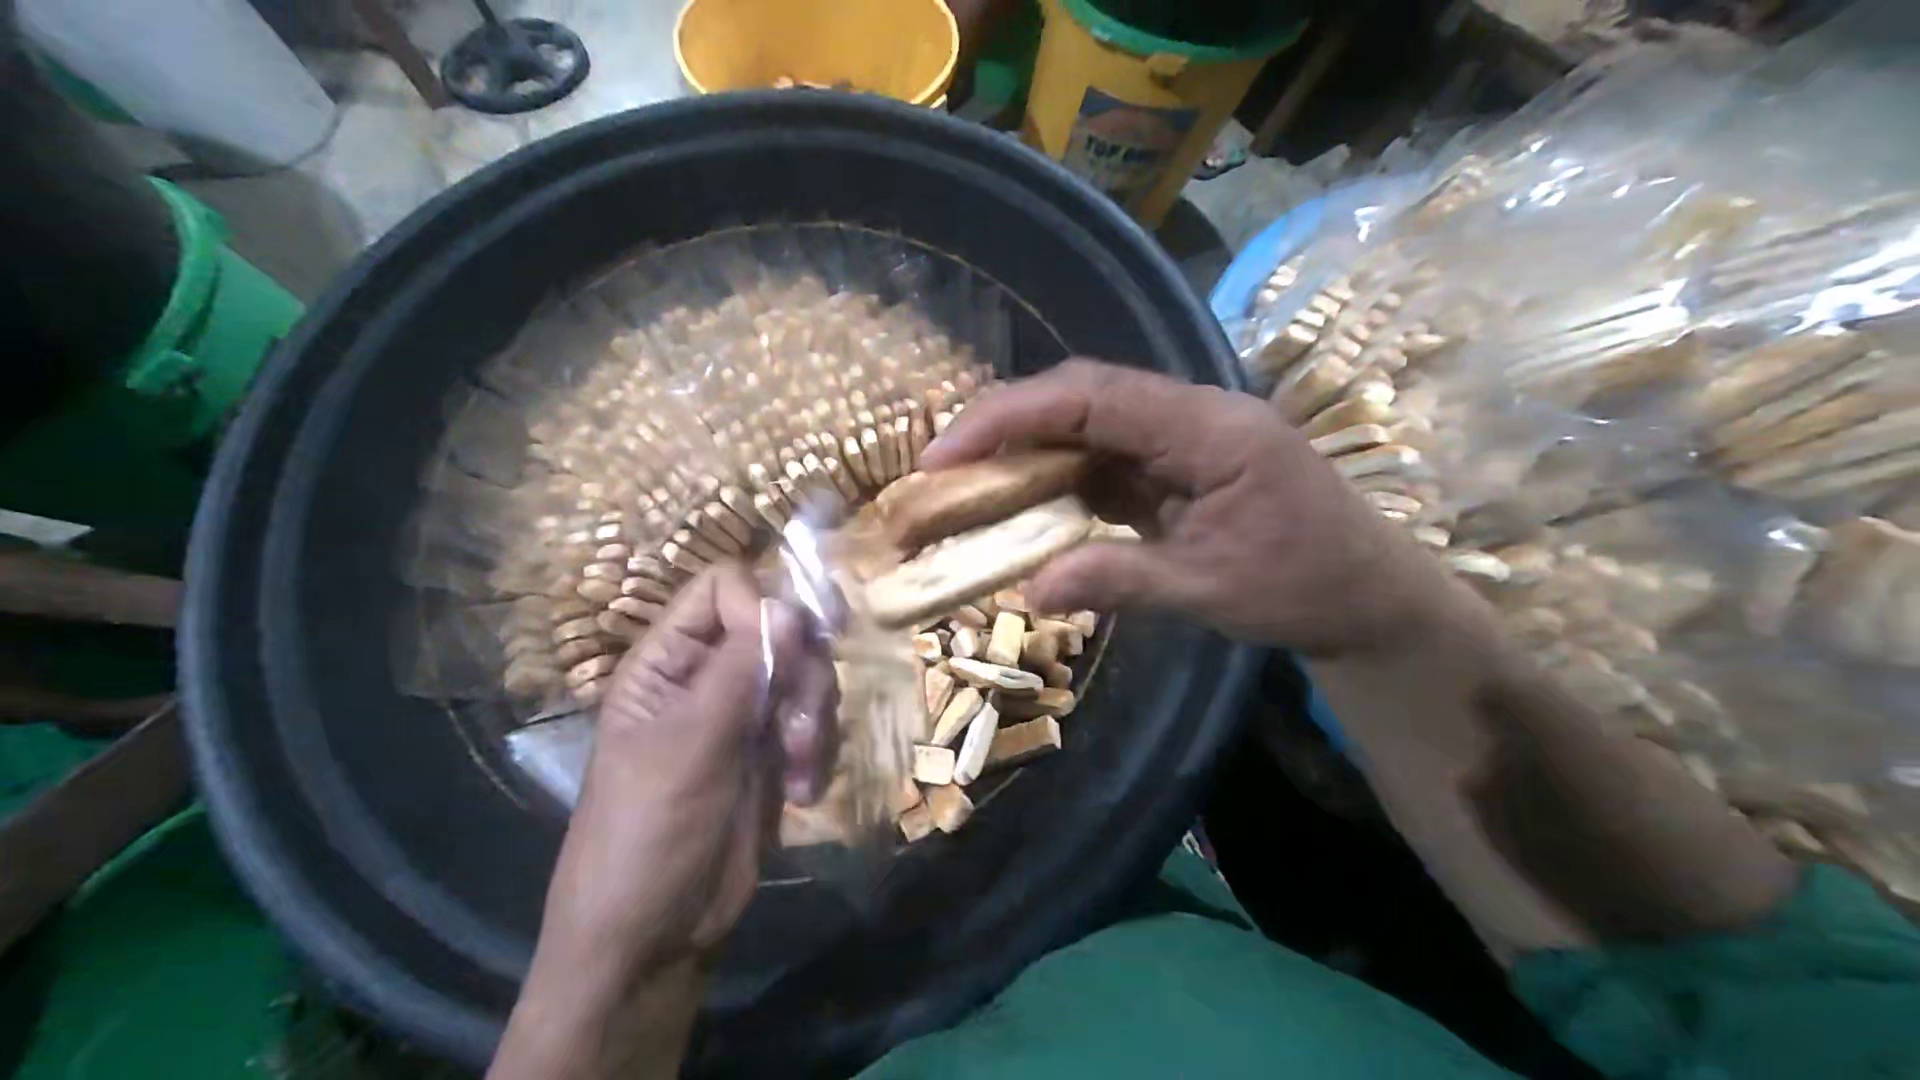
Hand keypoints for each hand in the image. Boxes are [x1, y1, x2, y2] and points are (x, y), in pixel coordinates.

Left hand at [491, 565, 835, 1079]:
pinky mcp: (774, 750)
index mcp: (667, 662)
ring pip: (807, 673)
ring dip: (815, 718)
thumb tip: (788, 603)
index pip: (723, 589)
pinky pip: (817, 720)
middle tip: (796, 730)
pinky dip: (819, 750)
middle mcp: (709, 677)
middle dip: (801, 676)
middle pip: (781, 629)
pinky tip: (801, 791)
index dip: (759, 608)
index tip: (782, 652)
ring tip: (797, 769)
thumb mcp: (689, 746)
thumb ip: (741, 670)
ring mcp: (745, 714)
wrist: (654, 936)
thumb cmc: (647, 834)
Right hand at [920, 359, 1477, 655]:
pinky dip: (1057, 476)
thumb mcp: (1213, 592)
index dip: (1009, 416)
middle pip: (1081, 395)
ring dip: (1025, 449)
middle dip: (1004, 426)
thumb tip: (1031, 591)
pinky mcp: (1177, 463)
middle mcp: (1192, 414)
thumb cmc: (1306, 588)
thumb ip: (1122, 582)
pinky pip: (1104, 456)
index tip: (946, 453)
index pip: (1091, 397)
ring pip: (1087, 422)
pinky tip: (1023, 501)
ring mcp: (1183, 436)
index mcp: (1209, 428)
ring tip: (967, 484)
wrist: (1370, 597)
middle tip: (941, 469)